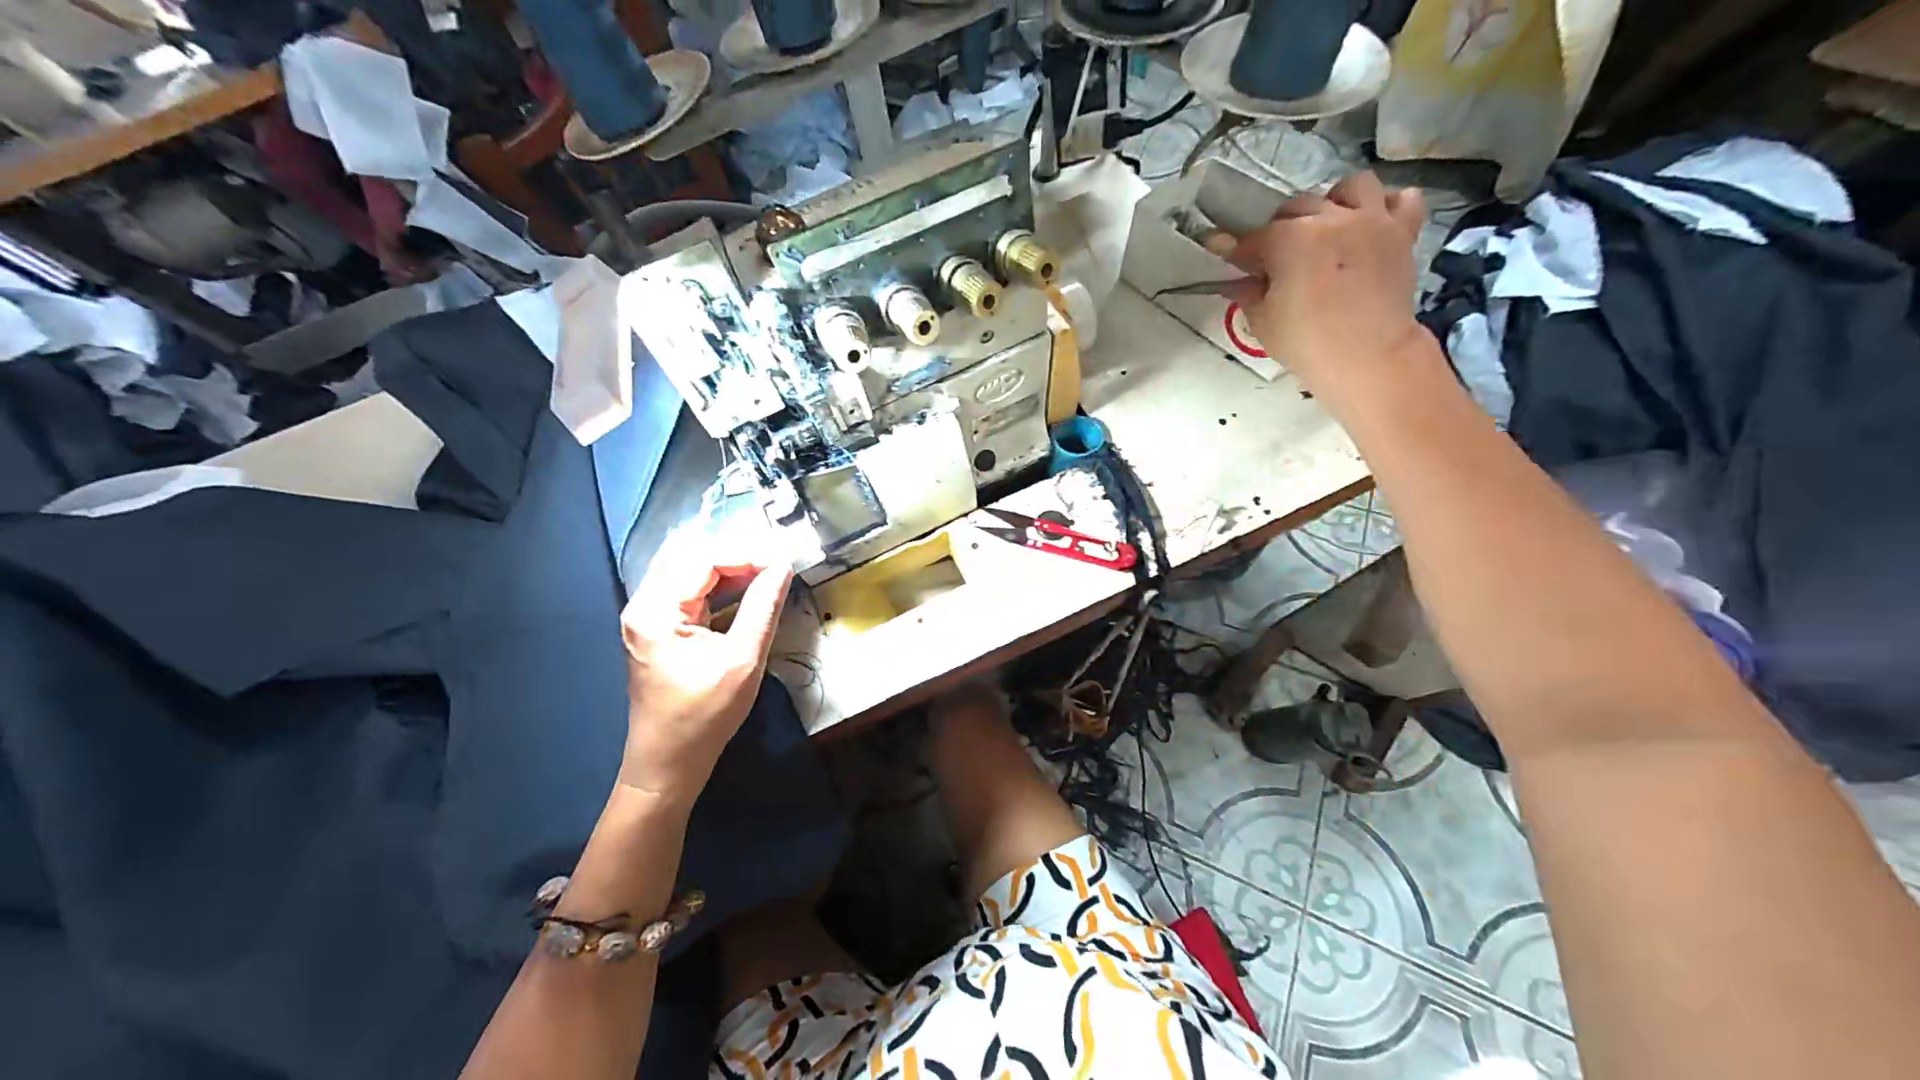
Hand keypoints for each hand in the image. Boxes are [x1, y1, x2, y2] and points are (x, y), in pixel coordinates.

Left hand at [617, 530, 793, 804]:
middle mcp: (643, 605)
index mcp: (656, 611)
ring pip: (689, 571)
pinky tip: (745, 588)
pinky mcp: (656, 628)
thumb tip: (782, 567)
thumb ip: (763, 607)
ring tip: (767, 572)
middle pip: (692, 558)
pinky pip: (687, 590)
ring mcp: (646, 616)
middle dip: (737, 555)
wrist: (668, 762)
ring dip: (729, 567)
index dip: (746, 555)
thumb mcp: (743, 660)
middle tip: (777, 562)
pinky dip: (718, 585)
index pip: (703, 560)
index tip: (783, 561)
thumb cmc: (704, 716)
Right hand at [1224, 172, 1435, 406]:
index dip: (1240, 253)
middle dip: (1282, 228)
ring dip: (1336, 202)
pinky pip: (1403, 199)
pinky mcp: (1402, 233)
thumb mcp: (1263, 321)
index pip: (1253, 238)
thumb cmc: (1307, 341)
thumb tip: (1235, 279)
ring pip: (1352, 187)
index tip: (1234, 265)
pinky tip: (1373, 223)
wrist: (1369, 356)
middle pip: (1298, 207)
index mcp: (1289, 238)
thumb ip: (1247, 291)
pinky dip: (1388, 206)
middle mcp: (1330, 217)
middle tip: (1278, 258)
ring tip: (1330, 227)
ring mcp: (1371, 220)